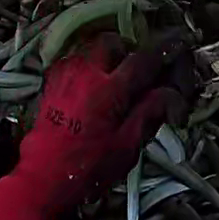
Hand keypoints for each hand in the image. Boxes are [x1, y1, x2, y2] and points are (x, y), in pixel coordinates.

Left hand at [0, 34, 182, 219]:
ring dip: (107, 57)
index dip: (164, 53)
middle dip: (129, 51)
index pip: (144, 59)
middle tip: (139, 72)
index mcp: (109, 89)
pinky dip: (88, 66)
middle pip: (113, 42)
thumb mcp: (127, 146)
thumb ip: (150, 113)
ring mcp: (65, 73)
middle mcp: (85, 72)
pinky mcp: (51, 81)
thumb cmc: (88, 168)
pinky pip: (74, 60)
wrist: (41, 178)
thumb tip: (171, 93)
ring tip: (116, 79)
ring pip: (91, 48)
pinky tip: (92, 88)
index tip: (177, 51)